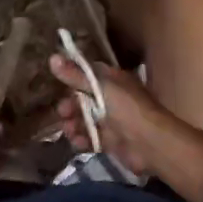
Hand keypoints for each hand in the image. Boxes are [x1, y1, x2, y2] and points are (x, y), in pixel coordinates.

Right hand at [48, 55, 176, 178]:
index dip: (72, 77)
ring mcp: (111, 120)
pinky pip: (90, 138)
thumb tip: (52, 57)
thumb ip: (76, 76)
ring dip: (73, 123)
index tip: (56, 82)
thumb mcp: (101, 88)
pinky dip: (82, 139)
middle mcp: (111, 98)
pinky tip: (77, 141)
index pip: (87, 74)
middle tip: (62, 112)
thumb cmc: (128, 109)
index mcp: (112, 80)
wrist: (151, 144)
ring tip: (68, 130)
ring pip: (84, 119)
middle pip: (83, 98)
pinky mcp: (110, 141)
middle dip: (70, 105)